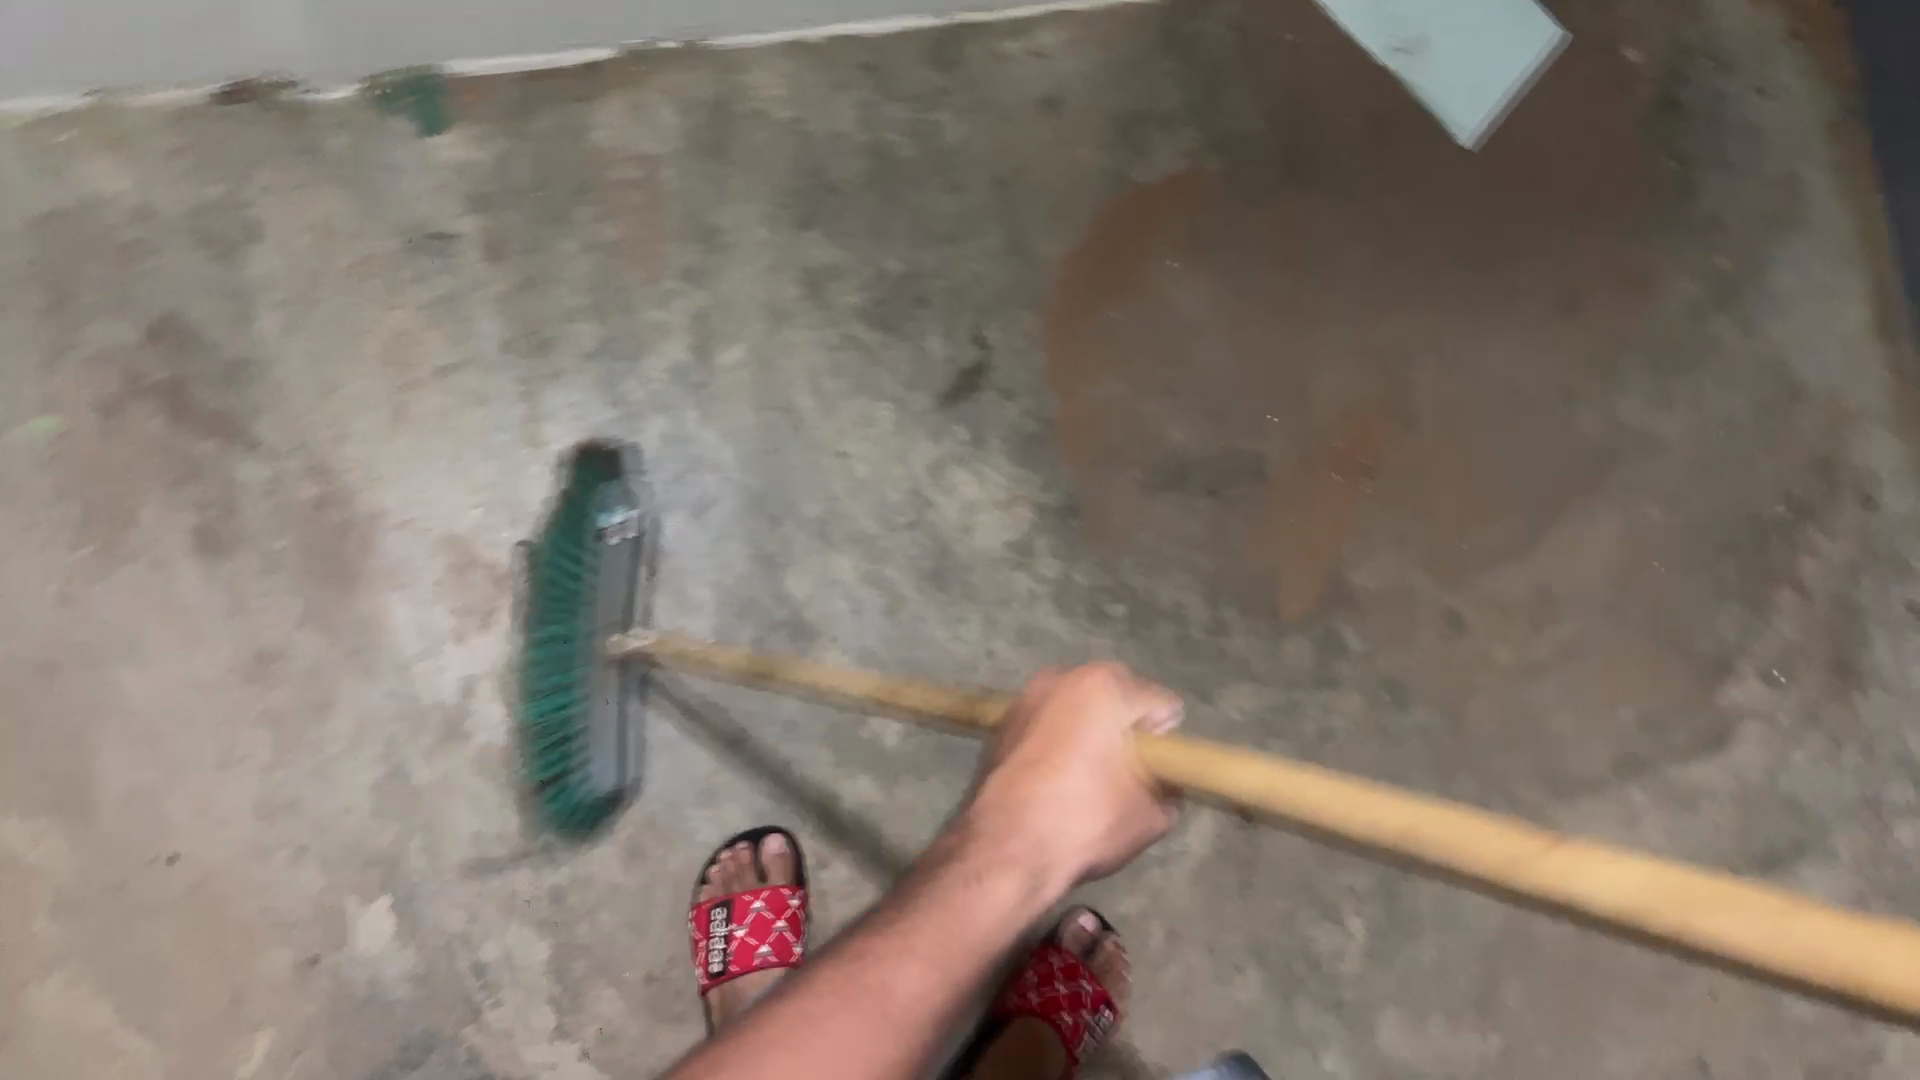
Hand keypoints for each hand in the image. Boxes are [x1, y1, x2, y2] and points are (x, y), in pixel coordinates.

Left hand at [963, 663, 1183, 889]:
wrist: (1005, 846)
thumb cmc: (1085, 820)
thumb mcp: (1152, 815)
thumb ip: (1169, 787)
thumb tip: (1160, 782)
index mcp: (1107, 685)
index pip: (1163, 707)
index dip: (1164, 745)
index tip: (1153, 776)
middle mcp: (1065, 675)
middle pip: (1117, 697)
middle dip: (1124, 730)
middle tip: (1122, 777)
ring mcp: (1028, 695)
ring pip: (1077, 708)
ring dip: (1087, 732)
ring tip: (1083, 779)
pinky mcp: (1003, 719)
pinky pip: (1047, 723)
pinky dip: (1055, 741)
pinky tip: (1051, 779)